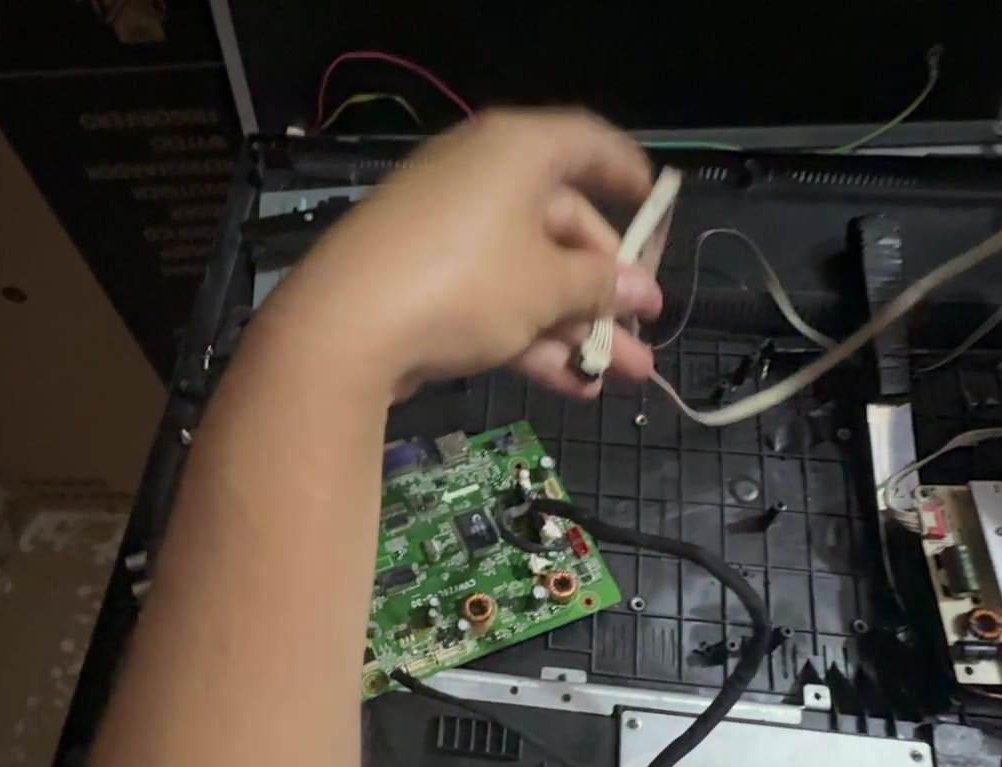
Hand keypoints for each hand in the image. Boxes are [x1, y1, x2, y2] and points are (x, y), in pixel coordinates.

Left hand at [258, 109, 663, 399]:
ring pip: (531, 279)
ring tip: (626, 374)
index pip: (586, 145)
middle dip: (606, 288)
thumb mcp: (546, 286)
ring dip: (579, 330)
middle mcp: (483, 183)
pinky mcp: (428, 286)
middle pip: (561, 228)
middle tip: (645, 327)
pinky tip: (573, 385)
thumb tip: (641, 292)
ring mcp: (451, 238)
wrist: (347, 330)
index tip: (654, 205)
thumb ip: (599, 286)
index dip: (625, 173)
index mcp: (517, 153)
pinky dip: (532, 341)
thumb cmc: (465, 284)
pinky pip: (495, 305)